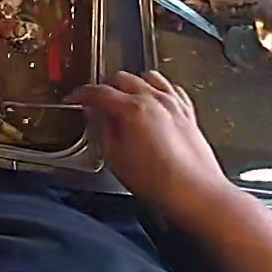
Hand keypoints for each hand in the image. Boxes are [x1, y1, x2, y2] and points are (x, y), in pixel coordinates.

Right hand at [73, 71, 240, 227]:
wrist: (197, 194)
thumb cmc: (159, 182)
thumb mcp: (116, 158)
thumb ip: (101, 129)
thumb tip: (93, 114)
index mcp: (131, 109)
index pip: (98, 92)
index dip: (81, 94)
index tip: (74, 98)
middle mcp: (153, 99)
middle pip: (122, 78)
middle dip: (105, 87)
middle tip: (96, 101)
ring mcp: (173, 103)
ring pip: (147, 77)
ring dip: (131, 83)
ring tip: (123, 98)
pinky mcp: (187, 112)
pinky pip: (170, 88)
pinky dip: (157, 89)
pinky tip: (153, 100)